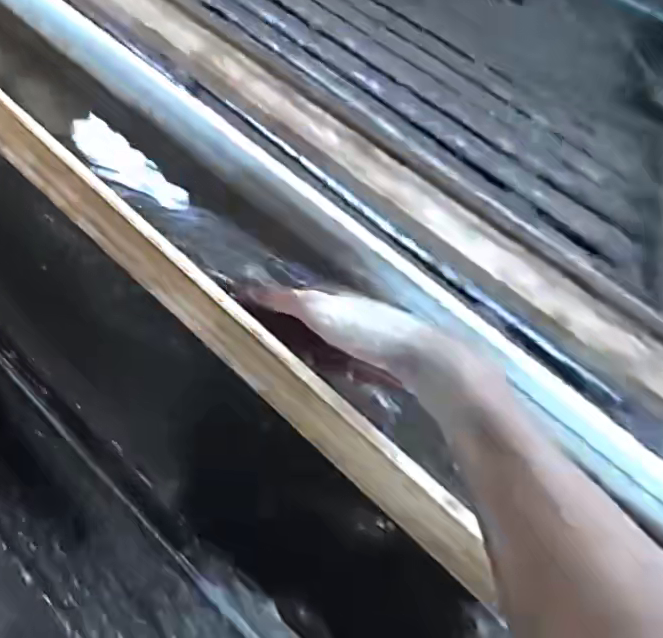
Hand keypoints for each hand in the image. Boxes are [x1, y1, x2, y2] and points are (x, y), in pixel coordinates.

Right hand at [257, 288, 446, 388]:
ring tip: (287, 361)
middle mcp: (340, 312)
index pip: (284, 294)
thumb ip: (282, 299)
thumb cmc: (363, 328)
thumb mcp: (314, 308)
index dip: (262, 300)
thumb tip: (247, 288)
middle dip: (281, 326)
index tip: (239, 307)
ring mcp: (359, 338)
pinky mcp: (373, 363)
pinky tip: (322, 375)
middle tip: (260, 340)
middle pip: (301, 319)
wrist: (423, 362)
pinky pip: (339, 362)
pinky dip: (327, 366)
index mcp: (325, 295)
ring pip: (319, 341)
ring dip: (304, 349)